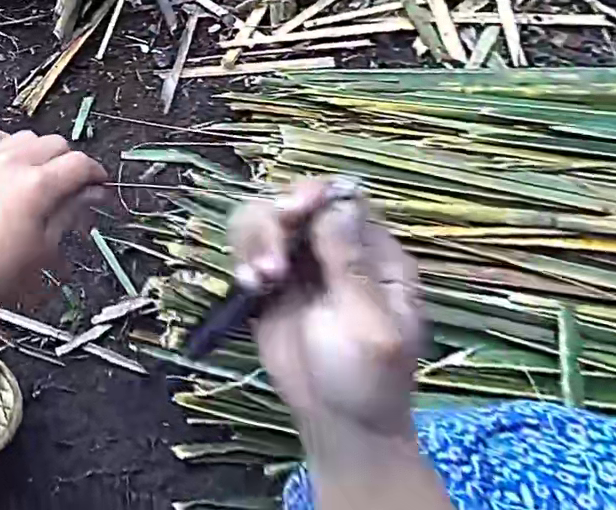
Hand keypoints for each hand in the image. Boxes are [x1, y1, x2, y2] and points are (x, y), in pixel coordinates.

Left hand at [0, 127, 106, 336]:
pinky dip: (5, 145)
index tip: (98, 186)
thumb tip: (90, 194)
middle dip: (69, 164)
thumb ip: (70, 212)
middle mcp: (11, 162)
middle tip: (71, 189)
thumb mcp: (43, 249)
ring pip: (25, 137)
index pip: (80, 164)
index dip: (95, 175)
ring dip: (38, 153)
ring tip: (37, 180)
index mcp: (36, 185)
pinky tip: (6, 167)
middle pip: (55, 144)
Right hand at [228, 178, 423, 450]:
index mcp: (375, 254)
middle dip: (275, 222)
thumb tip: (339, 201)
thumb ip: (350, 263)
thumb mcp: (369, 324)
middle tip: (273, 263)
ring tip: (259, 279)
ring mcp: (299, 258)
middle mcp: (333, 245)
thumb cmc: (369, 379)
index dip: (315, 193)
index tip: (293, 210)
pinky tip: (249, 285)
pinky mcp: (268, 274)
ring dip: (254, 239)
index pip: (344, 198)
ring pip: (263, 214)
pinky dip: (240, 255)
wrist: (336, 421)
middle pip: (294, 199)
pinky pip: (244, 242)